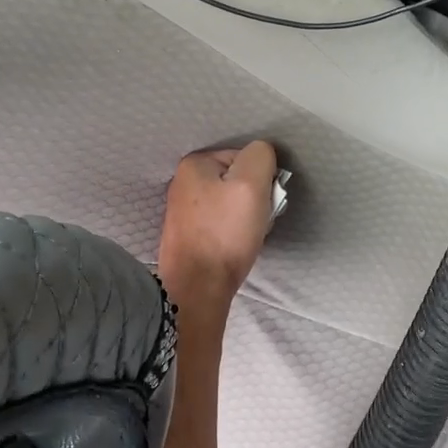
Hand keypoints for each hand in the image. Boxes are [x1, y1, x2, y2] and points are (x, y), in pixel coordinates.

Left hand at [156, 141, 277, 312]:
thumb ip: (260, 156)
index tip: (264, 201)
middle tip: (260, 220)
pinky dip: (233, 232)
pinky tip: (237, 246)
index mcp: (194, 164)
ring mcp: (183, 211)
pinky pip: (220, 223)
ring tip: (250, 235)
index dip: (261, 178)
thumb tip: (262, 155)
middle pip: (236, 180)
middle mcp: (182, 183)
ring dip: (246, 216)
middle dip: (254, 197)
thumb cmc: (225, 234)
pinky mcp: (188, 236)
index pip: (244, 157)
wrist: (197, 291)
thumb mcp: (251, 184)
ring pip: (230, 203)